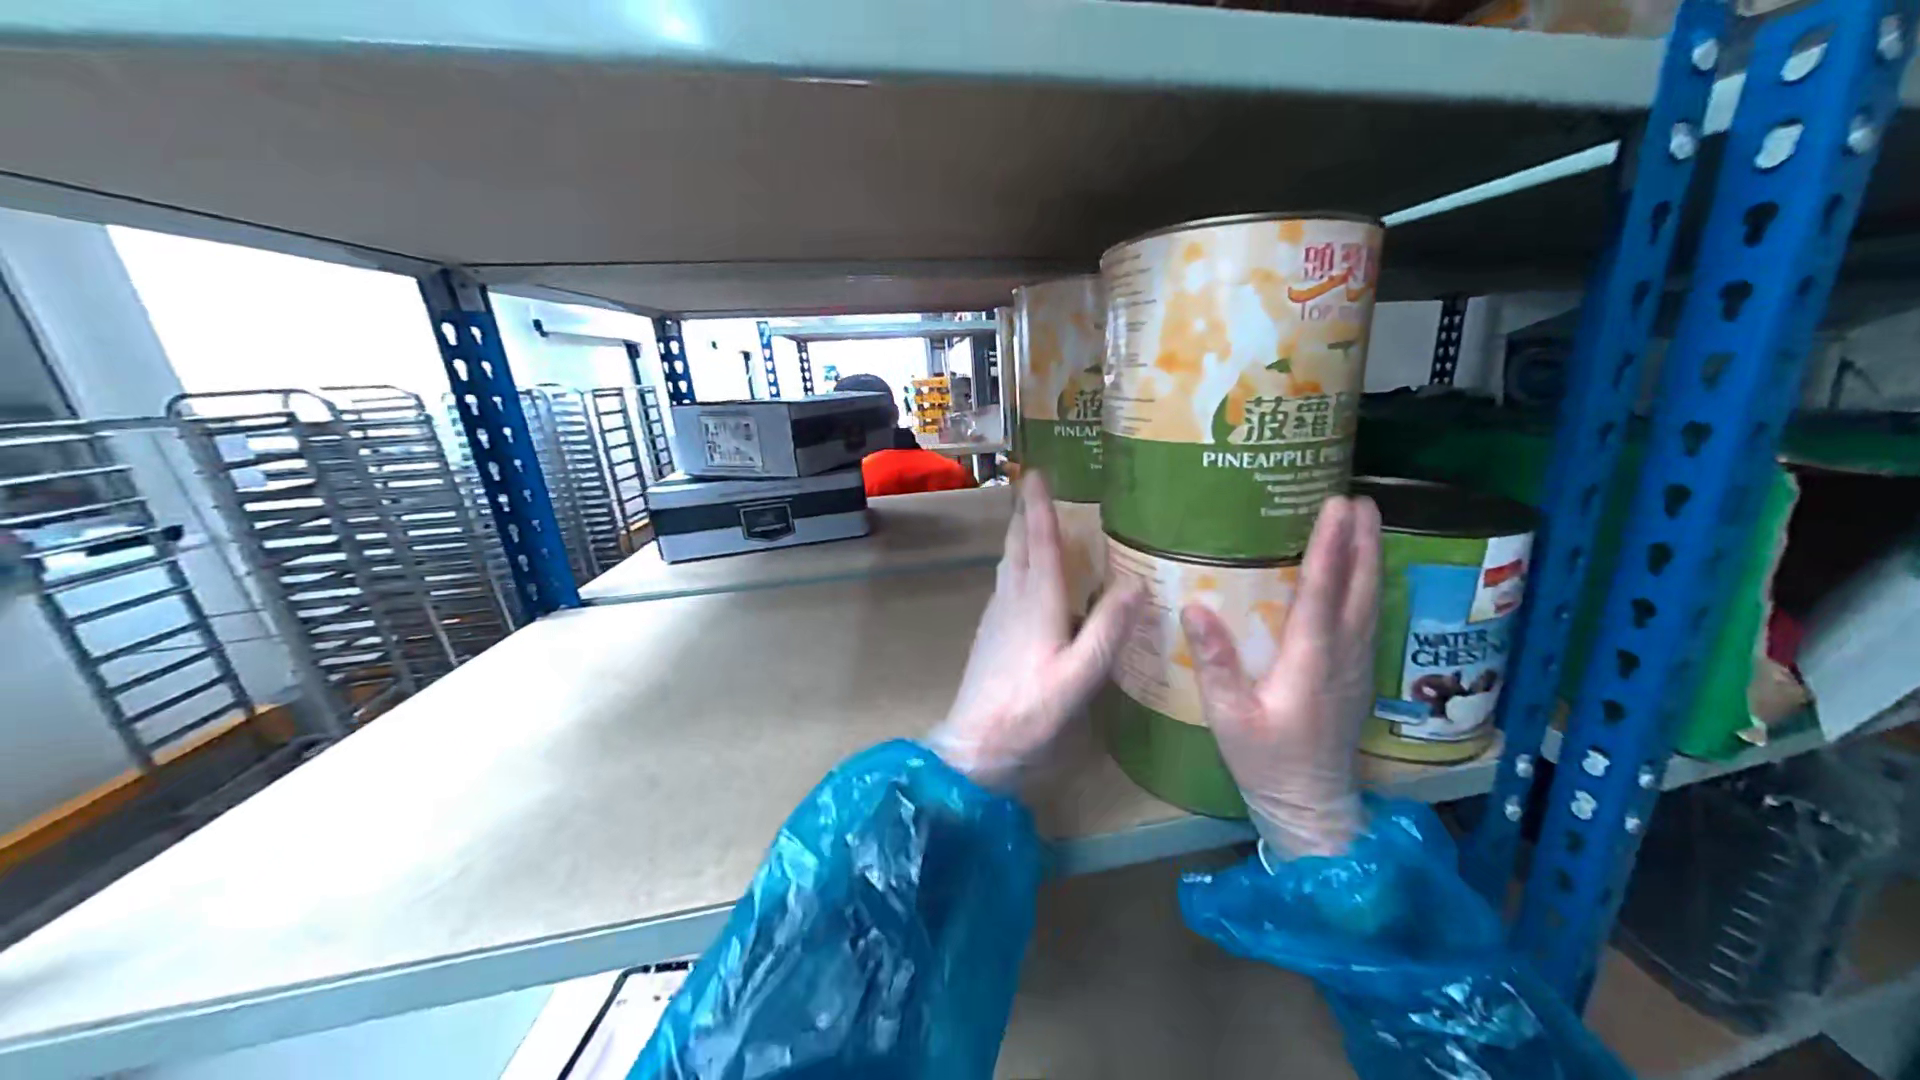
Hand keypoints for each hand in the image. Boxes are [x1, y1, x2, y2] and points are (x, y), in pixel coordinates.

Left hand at [929, 476, 1145, 789]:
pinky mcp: (990, 633)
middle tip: (1035, 488)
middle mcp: (1012, 599)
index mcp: (1036, 602)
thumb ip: (1108, 630)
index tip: (1037, 474)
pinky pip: (1006, 584)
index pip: (1038, 542)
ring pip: (1008, 564)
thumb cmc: (1030, 710)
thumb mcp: (1080, 675)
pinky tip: (1027, 579)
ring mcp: (996, 615)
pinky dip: (1017, 565)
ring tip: (1034, 523)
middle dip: (1025, 514)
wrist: (976, 742)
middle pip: (1017, 546)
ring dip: (1019, 538)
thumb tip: (1136, 583)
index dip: (1039, 507)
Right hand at [1179, 495, 1381, 857]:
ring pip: (1369, 600)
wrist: (1311, 803)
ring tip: (1367, 521)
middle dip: (1361, 541)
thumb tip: (1195, 607)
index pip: (1323, 593)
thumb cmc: (1265, 760)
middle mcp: (1343, 656)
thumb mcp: (1229, 716)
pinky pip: (1367, 616)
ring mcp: (1356, 665)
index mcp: (1310, 662)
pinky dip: (1366, 584)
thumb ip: (1215, 662)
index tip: (1335, 506)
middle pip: (1359, 588)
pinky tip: (1362, 572)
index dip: (1330, 547)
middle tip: (1359, 498)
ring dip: (1370, 557)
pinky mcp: (1357, 674)